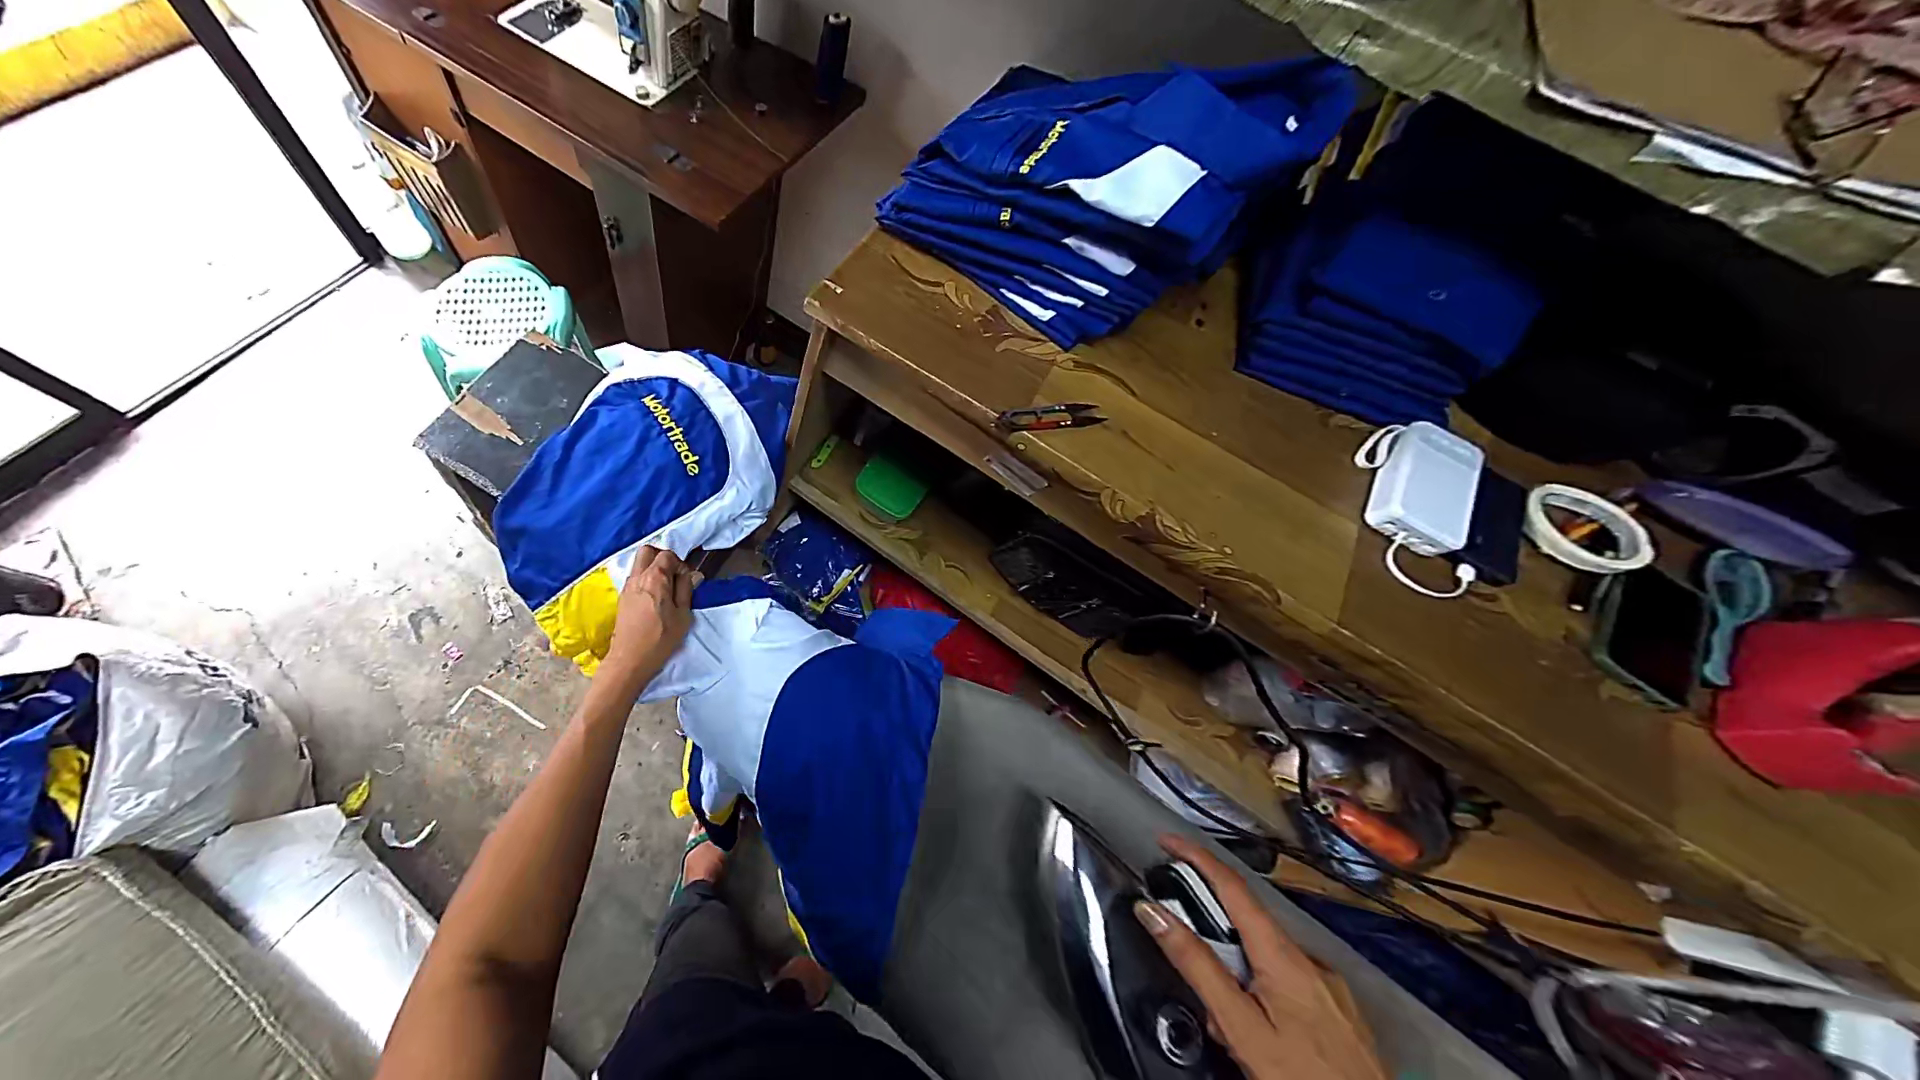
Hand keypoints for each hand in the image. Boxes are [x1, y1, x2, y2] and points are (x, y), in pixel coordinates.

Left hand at [601, 547, 695, 689]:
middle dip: (662, 557)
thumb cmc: (661, 638)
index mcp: (655, 579)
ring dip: (653, 569)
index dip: (680, 564)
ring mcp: (627, 587)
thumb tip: (691, 575)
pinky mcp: (622, 598)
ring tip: (666, 589)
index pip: (667, 555)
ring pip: (639, 564)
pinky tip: (655, 598)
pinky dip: (645, 580)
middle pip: (647, 551)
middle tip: (674, 575)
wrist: (630, 659)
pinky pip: (635, 578)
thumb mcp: (683, 615)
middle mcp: (637, 578)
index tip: (685, 580)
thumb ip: (686, 590)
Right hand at [1134, 833, 1386, 1079]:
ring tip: (1225, 1025)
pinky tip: (1256, 1030)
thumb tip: (1154, 914)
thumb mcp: (1240, 1026)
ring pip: (1264, 956)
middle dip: (1209, 933)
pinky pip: (1286, 981)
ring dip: (1234, 973)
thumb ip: (1196, 966)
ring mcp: (1326, 985)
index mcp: (1283, 956)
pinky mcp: (1337, 1009)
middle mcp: (1307, 960)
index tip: (1167, 840)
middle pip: (1245, 921)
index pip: (1231, 886)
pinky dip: (1259, 991)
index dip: (1196, 855)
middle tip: (1185, 959)